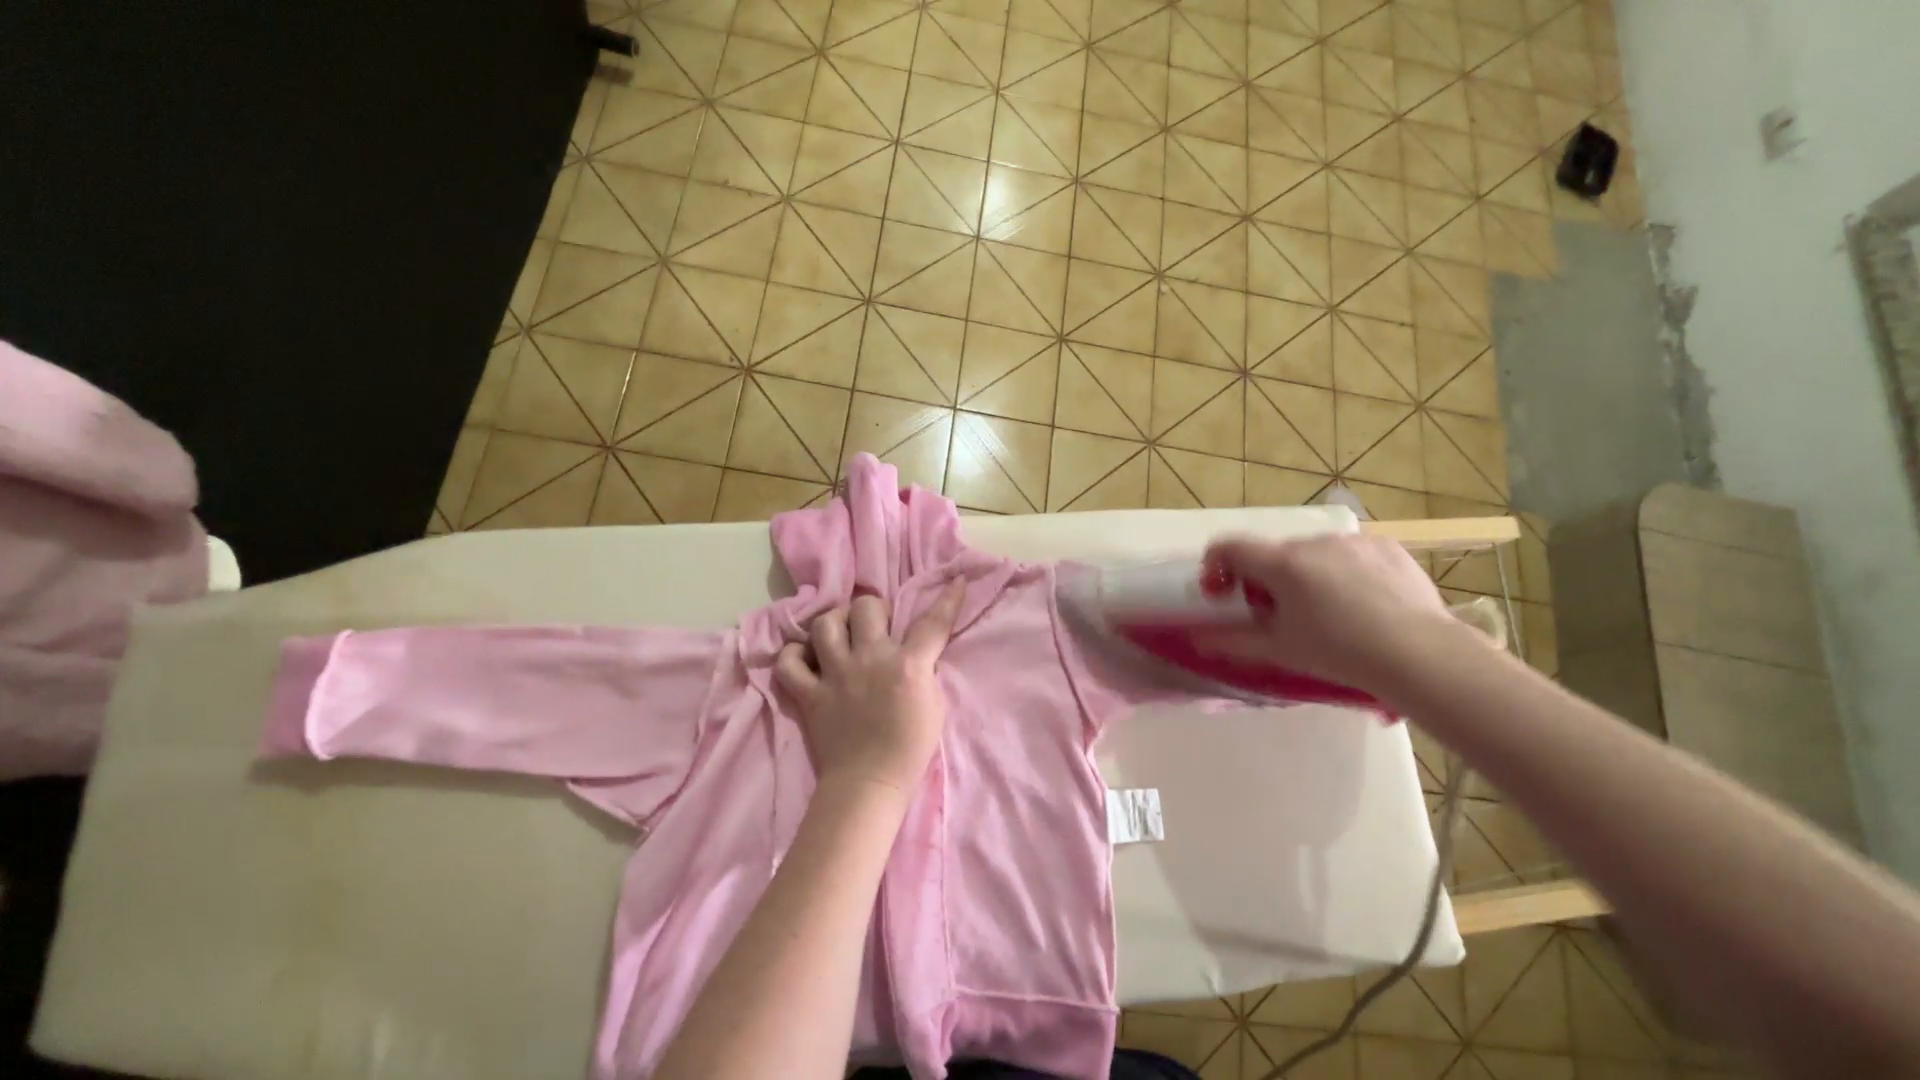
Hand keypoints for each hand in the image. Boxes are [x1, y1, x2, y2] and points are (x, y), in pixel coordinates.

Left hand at [775, 582, 964, 796]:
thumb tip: (916, 656)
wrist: (870, 784)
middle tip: (876, 624)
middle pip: (866, 607)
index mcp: (908, 665)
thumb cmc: (910, 750)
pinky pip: (789, 662)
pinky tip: (806, 658)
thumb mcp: (934, 707)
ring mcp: (835, 675)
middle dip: (873, 609)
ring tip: (840, 633)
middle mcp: (870, 659)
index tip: (956, 581)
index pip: (932, 623)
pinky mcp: (809, 694)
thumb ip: (925, 674)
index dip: (948, 599)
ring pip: (825, 624)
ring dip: (835, 622)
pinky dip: (794, 656)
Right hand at [1202, 533, 1465, 693]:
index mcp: (1282, 563)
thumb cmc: (1339, 653)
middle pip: (1274, 554)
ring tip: (1329, 614)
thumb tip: (1198, 638)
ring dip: (1308, 576)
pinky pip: (1351, 555)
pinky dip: (1345, 573)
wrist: (1419, 653)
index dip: (1216, 567)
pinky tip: (1363, 604)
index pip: (1229, 547)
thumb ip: (1232, 640)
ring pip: (1314, 554)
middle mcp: (1314, 541)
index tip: (1222, 595)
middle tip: (1280, 618)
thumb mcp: (1280, 650)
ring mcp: (1354, 541)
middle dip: (1267, 581)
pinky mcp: (1387, 546)